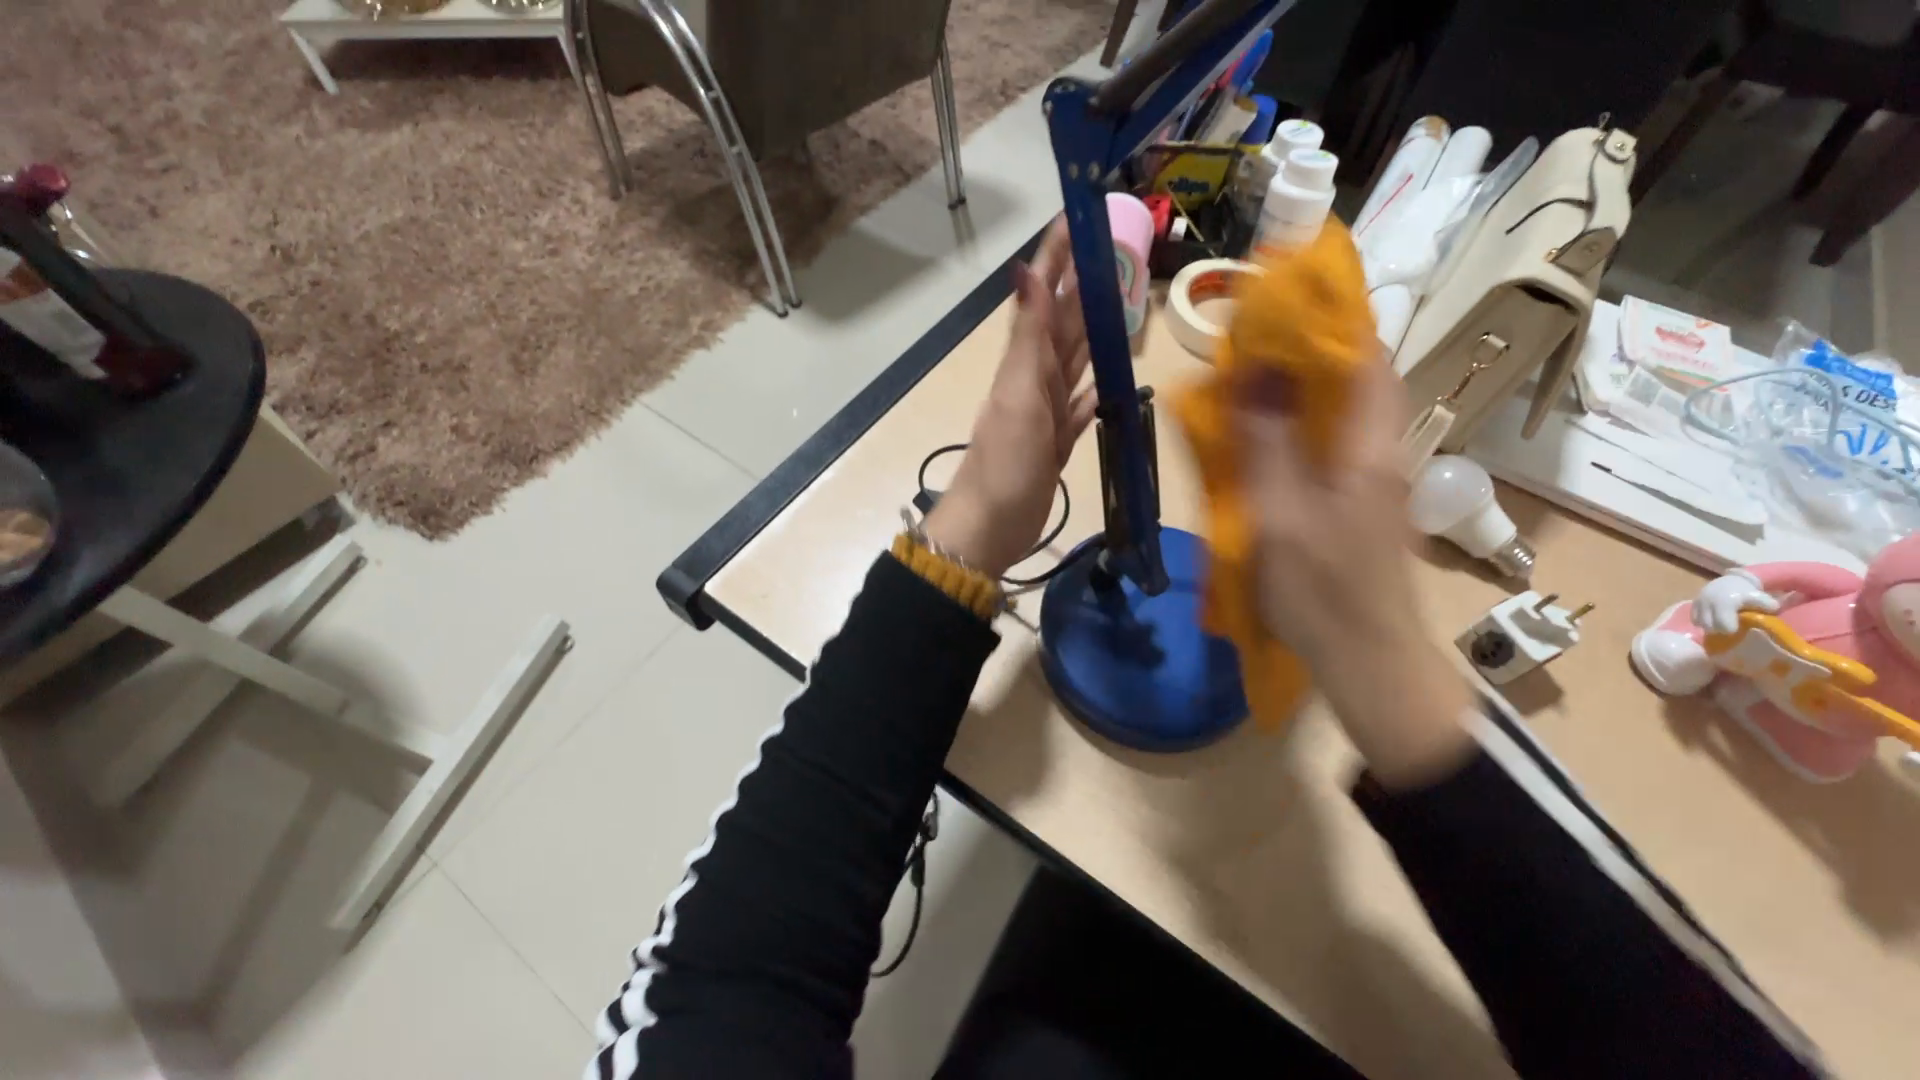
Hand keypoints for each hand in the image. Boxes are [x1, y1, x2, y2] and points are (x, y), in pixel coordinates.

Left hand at [924, 218, 1096, 578]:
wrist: (990, 527)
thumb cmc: (1005, 463)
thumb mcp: (1018, 394)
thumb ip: (1028, 336)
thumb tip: (1026, 270)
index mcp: (1025, 361)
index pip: (1044, 297)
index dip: (1056, 258)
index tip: (1076, 218)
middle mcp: (1035, 378)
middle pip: (1064, 322)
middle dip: (1082, 285)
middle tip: (1110, 250)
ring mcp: (1046, 410)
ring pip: (1074, 359)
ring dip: (1091, 330)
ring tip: (1115, 301)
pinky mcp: (1057, 441)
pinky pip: (1080, 406)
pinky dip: (1092, 390)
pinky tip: (1107, 380)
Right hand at [1242, 356, 1474, 786]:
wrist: (1370, 661)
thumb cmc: (1323, 592)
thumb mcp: (1281, 516)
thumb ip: (1265, 443)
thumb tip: (1251, 373)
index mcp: (1370, 449)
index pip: (1365, 359)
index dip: (1328, 323)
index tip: (1279, 306)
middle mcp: (1382, 453)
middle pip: (1356, 380)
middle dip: (1308, 352)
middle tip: (1251, 343)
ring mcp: (1375, 480)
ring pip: (1344, 412)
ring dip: (1303, 388)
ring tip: (1249, 380)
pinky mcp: (1361, 504)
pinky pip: (1333, 443)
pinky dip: (1302, 425)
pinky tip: (1265, 437)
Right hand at [1691, 570, 1777, 635]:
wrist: (1730, 580)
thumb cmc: (1746, 591)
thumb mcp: (1760, 597)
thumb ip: (1767, 605)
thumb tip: (1772, 613)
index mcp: (1724, 603)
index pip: (1724, 627)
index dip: (1732, 630)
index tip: (1739, 628)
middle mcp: (1708, 604)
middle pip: (1710, 627)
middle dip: (1720, 630)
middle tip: (1730, 627)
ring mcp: (1698, 604)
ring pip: (1701, 624)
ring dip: (1711, 626)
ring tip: (1721, 623)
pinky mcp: (1692, 605)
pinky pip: (1695, 619)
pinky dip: (1703, 621)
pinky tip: (1713, 619)